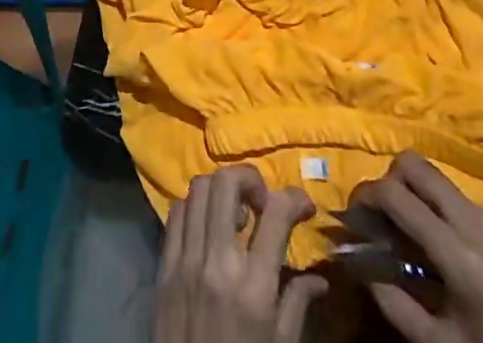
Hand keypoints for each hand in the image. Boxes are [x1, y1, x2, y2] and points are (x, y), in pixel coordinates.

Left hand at [156, 165, 329, 342]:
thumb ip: (298, 303)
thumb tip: (319, 279)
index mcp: (253, 286)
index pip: (276, 212)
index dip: (295, 197)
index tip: (304, 207)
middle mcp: (217, 263)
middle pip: (226, 184)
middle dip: (250, 178)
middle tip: (262, 201)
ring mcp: (185, 262)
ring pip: (197, 191)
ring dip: (221, 190)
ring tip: (236, 214)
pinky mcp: (163, 269)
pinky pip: (175, 215)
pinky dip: (194, 207)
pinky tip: (208, 227)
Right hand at [351, 152, 482, 342]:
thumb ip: (395, 303)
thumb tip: (360, 264)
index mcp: (458, 254)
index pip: (397, 196)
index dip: (366, 194)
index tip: (356, 210)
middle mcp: (482, 222)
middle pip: (420, 166)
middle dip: (392, 178)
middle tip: (386, 212)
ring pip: (450, 192)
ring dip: (432, 210)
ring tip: (438, 253)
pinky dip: (468, 230)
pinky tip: (482, 266)